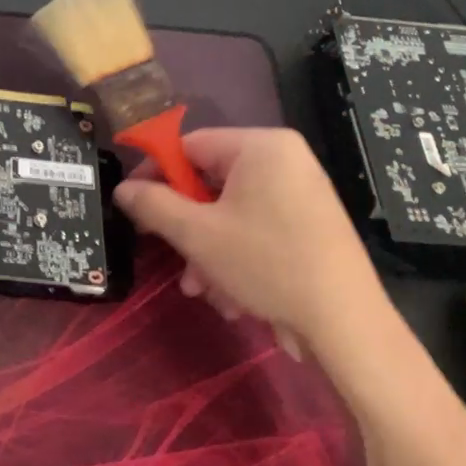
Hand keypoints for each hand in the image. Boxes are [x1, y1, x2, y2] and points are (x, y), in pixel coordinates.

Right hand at [111, 128, 392, 356]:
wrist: (343, 320)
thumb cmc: (265, 264)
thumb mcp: (196, 234)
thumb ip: (153, 205)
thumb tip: (123, 189)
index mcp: (261, 148)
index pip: (189, 145)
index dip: (154, 174)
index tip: (132, 206)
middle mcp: (284, 160)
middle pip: (209, 182)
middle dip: (184, 225)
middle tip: (168, 255)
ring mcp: (301, 193)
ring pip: (229, 212)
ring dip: (204, 250)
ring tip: (200, 288)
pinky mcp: (309, 225)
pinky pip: (254, 228)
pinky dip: (234, 256)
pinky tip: (230, 294)